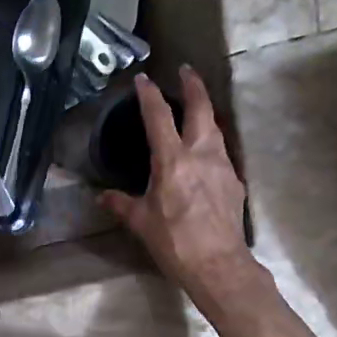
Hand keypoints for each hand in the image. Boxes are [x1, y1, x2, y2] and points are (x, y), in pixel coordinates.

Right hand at [101, 66, 257, 305]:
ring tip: (196, 108)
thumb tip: (102, 197)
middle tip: (186, 72)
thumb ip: (121, 204)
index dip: (149, 95)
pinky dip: (211, 142)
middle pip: (201, 109)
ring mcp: (222, 166)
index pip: (159, 117)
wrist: (218, 265)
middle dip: (193, 86)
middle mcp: (201, 154)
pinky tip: (205, 153)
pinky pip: (221, 153)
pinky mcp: (234, 182)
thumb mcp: (141, 223)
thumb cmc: (174, 242)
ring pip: (215, 128)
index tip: (144, 79)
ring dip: (205, 112)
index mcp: (172, 161)